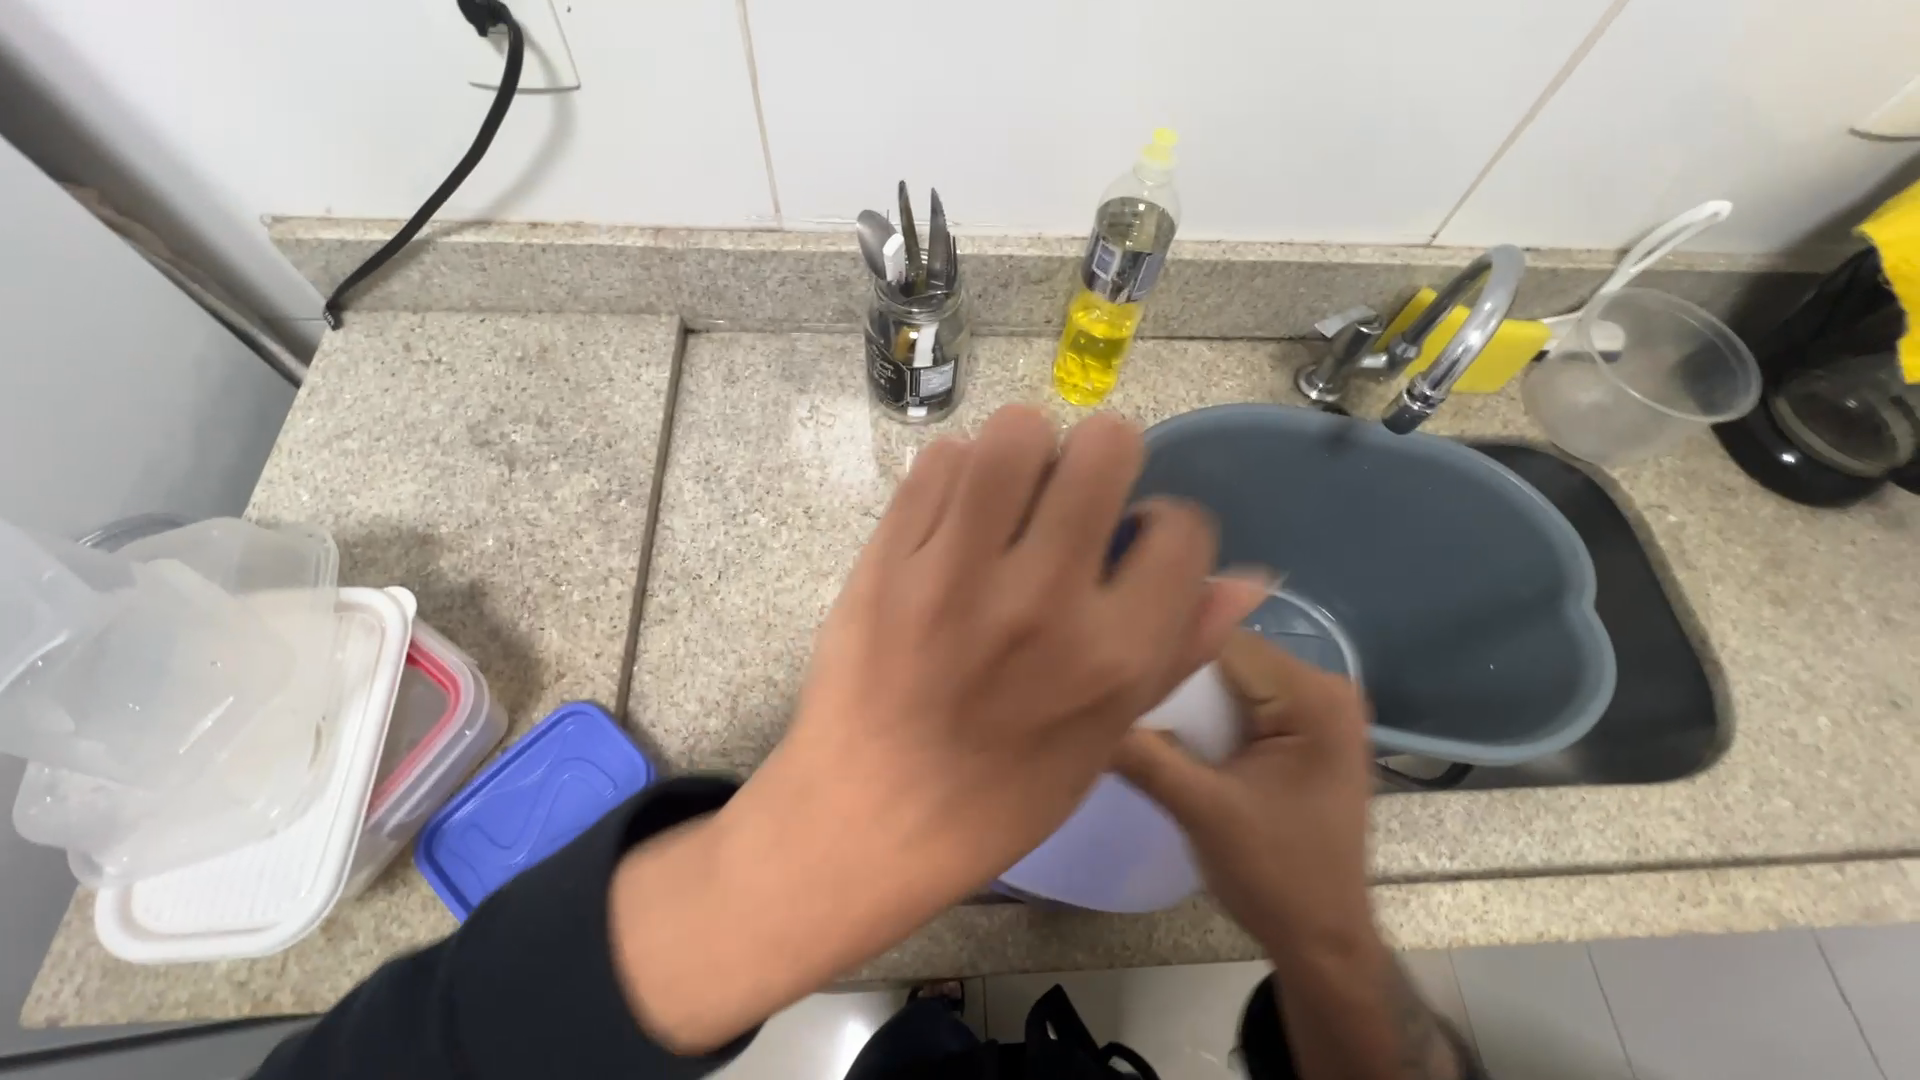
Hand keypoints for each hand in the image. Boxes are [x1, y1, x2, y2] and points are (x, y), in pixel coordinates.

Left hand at [611, 405, 1266, 1049]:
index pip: (1182, 528)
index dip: (1166, 523)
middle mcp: (1044, 598)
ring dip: (1026, 449)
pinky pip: (939, 462)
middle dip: (1103, 457)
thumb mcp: (1105, 737)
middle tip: (1073, 493)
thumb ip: (1178, 649)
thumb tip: (1247, 578)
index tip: (1135, 536)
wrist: (867, 817)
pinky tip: (955, 518)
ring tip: (1012, 491)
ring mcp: (957, 572)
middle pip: (1104, 446)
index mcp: (1113, 654)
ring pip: (1015, 432)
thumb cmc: (999, 794)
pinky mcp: (888, 557)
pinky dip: (958, 474)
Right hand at [1115, 628, 1375, 949]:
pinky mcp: (1306, 733)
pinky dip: (1208, 716)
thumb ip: (1143, 755)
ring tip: (1136, 708)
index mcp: (1312, 697)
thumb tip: (1083, 713)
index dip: (1166, 650)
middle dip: (1174, 674)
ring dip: (1188, 697)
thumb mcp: (1200, 810)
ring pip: (1232, 680)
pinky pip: (1245, 703)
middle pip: (1228, 658)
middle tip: (1119, 688)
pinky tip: (1172, 730)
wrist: (1323, 940)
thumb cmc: (1275, 875)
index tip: (1115, 665)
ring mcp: (1319, 711)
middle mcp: (1325, 688)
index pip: (1223, 642)